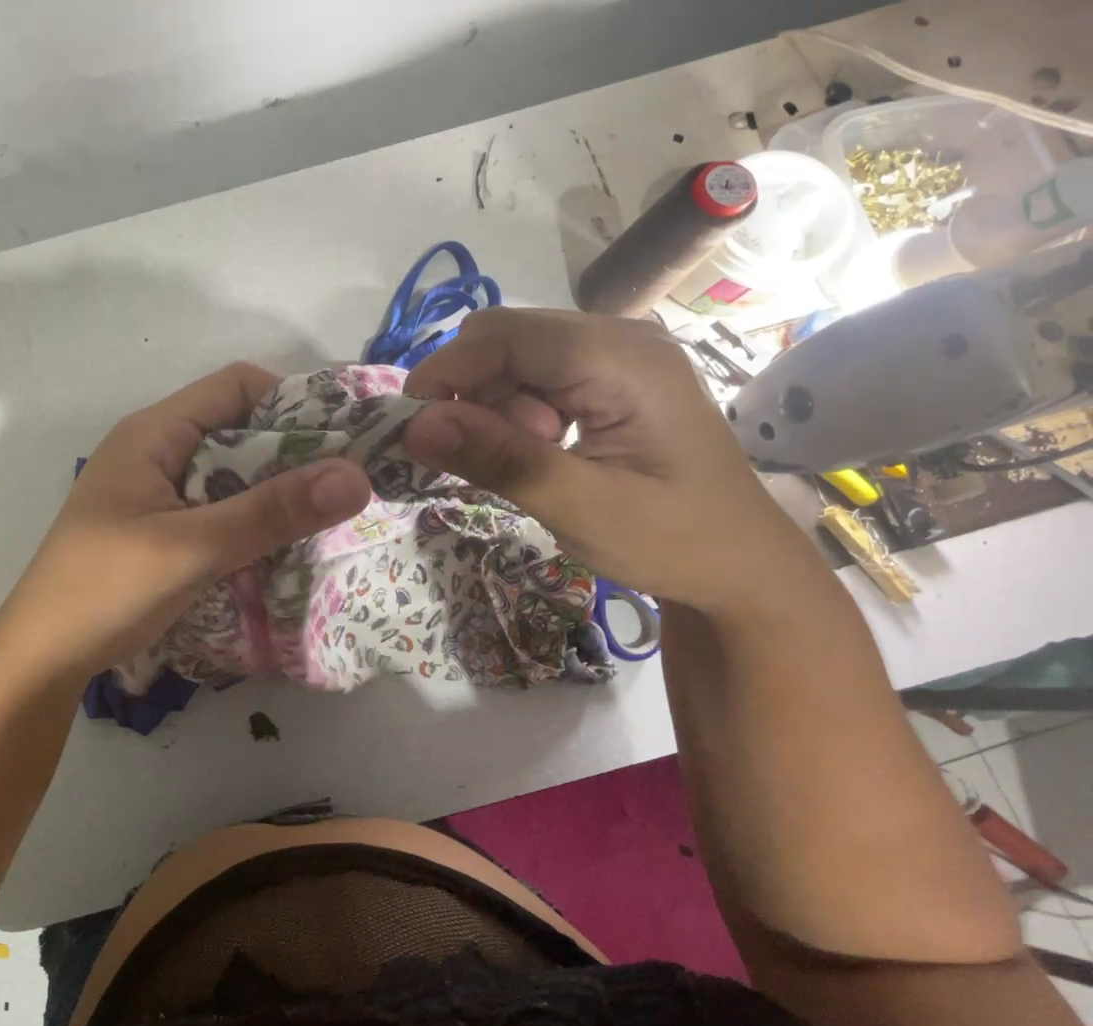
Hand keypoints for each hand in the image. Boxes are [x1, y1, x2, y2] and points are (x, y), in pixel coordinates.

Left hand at [0, 363, 372, 680]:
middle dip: (293, 455)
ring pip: (230, 476)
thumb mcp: (192, 548)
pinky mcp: (156, 531)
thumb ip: (271, 511)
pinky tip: (281, 549)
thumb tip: (358, 475)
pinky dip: (248, 523)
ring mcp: (153, 493)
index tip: (348, 440)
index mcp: (152, 433)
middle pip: (237, 430)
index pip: (236, 386)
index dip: (295, 403)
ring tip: (328, 521)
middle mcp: (154, 452)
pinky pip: (215, 511)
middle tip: (350, 489)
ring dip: (273, 494)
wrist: (40, 657)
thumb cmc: (105, 590)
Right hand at [400, 307, 811, 613]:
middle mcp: (619, 339)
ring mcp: (615, 356)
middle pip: (504, 339)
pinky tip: (537, 452)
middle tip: (491, 457)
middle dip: (472, 394)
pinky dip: (513, 414)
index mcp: (624, 360)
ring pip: (511, 359)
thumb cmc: (671, 540)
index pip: (506, 335)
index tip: (411, 431)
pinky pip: (532, 378)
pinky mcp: (606, 379)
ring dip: (494, 409)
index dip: (446, 373)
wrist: (738, 567)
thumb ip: (499, 460)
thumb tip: (413, 426)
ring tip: (529, 462)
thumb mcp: (580, 507)